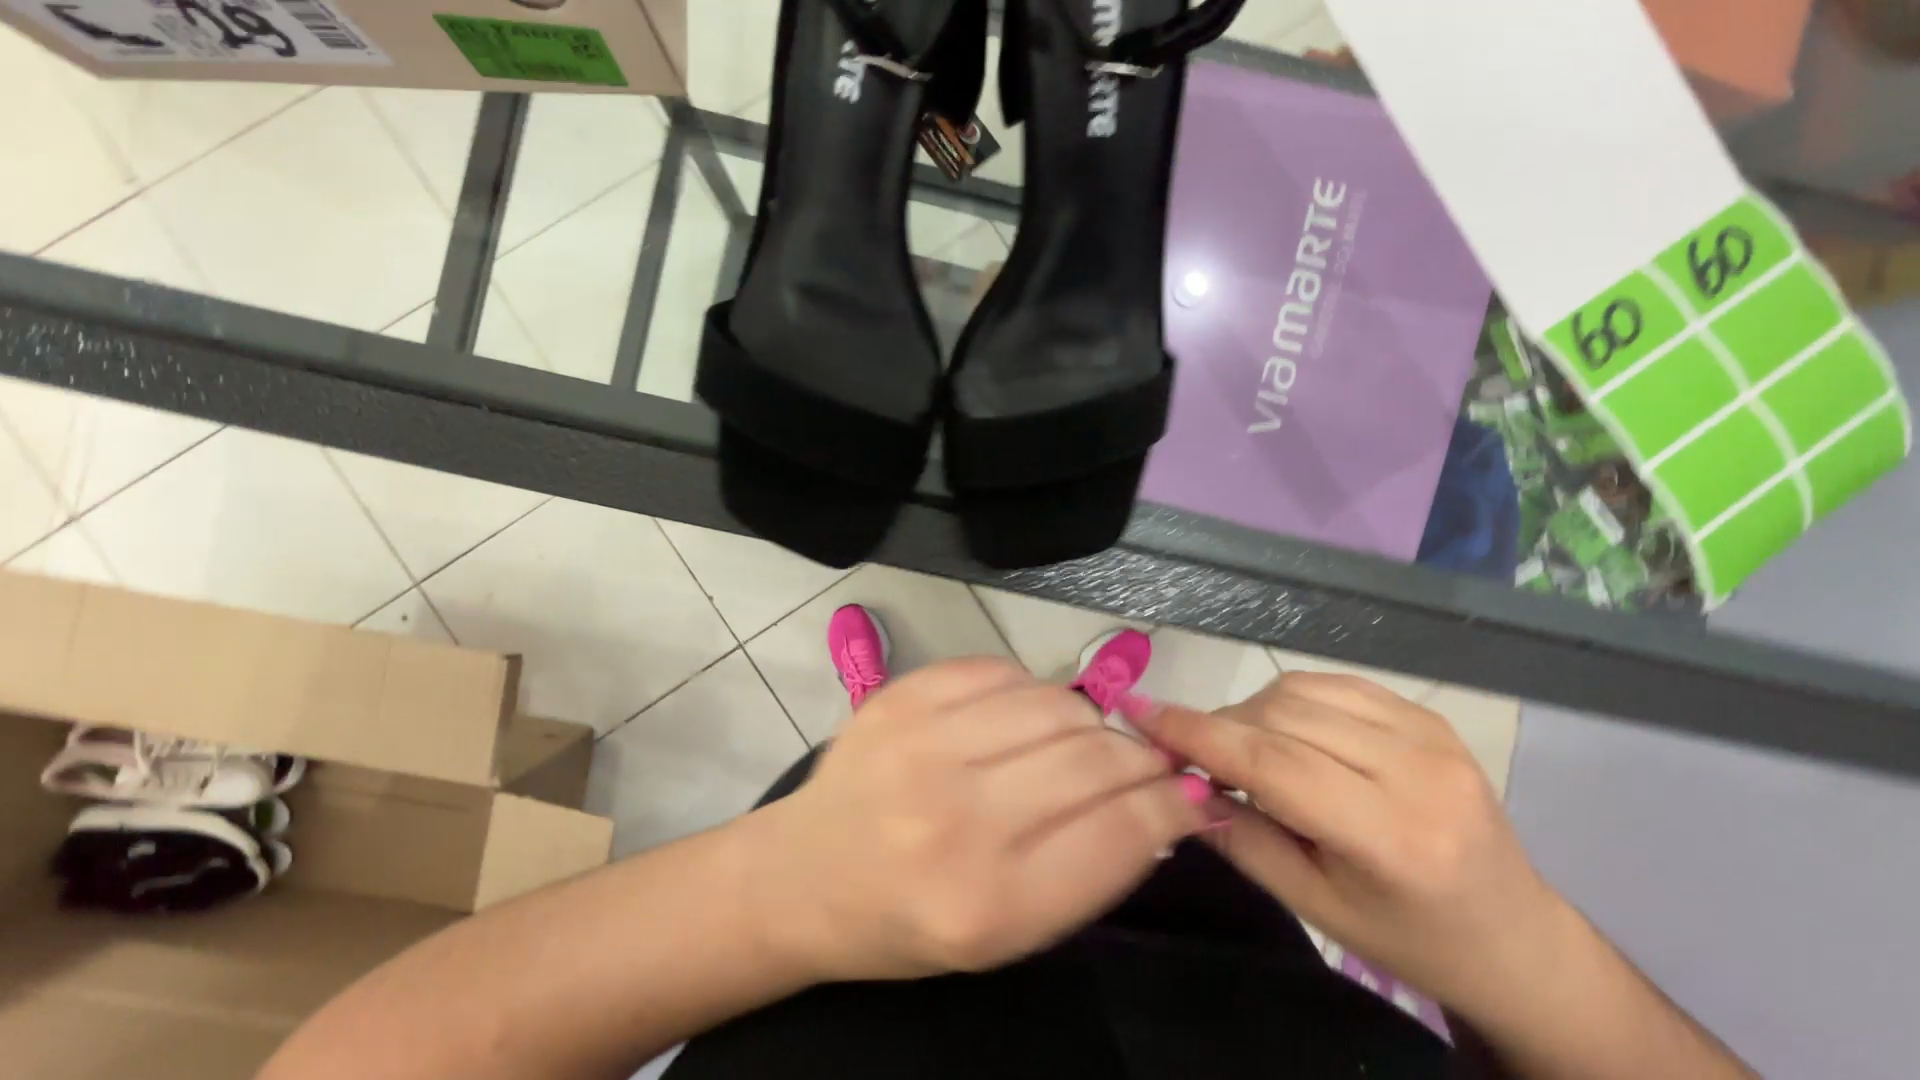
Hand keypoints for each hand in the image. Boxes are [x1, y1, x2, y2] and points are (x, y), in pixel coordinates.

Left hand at [743, 657, 1213, 981]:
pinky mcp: (900, 698)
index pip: (1122, 832)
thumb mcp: (1007, 935)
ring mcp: (922, 747)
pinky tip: (1027, 716)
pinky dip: (1034, 691)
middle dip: (1141, 758)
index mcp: (989, 904)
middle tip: (1146, 762)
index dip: (1174, 804)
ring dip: (1090, 722)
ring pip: (1057, 704)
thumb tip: (1169, 802)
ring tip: (1084, 741)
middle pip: (1095, 760)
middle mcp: (957, 820)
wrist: (805, 877)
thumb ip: (1090, 872)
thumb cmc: (910, 923)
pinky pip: (1002, 671)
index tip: (1191, 791)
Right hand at [1132, 673, 1575, 1021]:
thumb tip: (1181, 783)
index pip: (1272, 762)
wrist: (1513, 936)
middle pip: (1283, 716)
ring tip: (1244, 750)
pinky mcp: (1433, 719)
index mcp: (1390, 836)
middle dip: (1222, 727)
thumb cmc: (1408, 941)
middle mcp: (1417, 772)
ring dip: (1255, 711)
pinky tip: (1288, 733)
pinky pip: (1338, 685)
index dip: (1198, 732)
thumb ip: (1243, 839)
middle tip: (1195, 758)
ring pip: (1304, 690)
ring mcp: (1433, 736)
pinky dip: (1294, 701)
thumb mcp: (1315, 907)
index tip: (1140, 713)